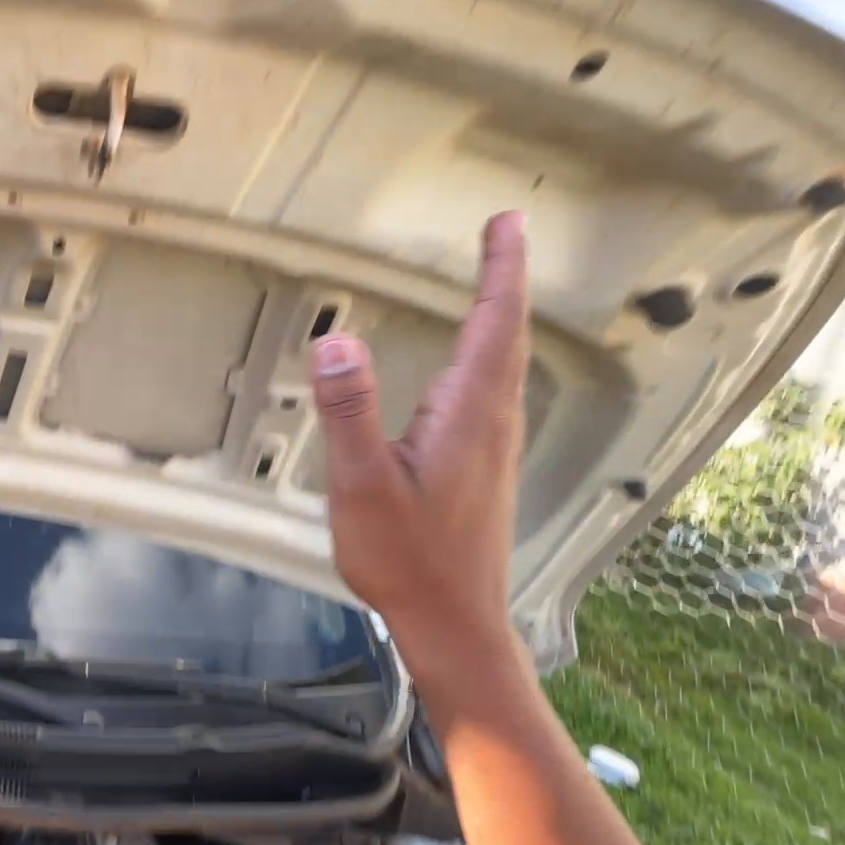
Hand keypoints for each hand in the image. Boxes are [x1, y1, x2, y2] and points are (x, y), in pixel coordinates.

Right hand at [307, 211, 529, 681]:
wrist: (453, 621)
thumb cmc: (405, 556)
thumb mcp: (363, 483)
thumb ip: (350, 411)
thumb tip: (337, 341)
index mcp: (467, 416)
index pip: (494, 326)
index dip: (501, 271)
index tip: (507, 223)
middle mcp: (492, 423)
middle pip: (506, 338)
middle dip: (503, 282)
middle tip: (499, 237)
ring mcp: (493, 447)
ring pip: (503, 366)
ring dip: (498, 318)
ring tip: (488, 285)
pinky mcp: (483, 467)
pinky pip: (490, 392)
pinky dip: (485, 356)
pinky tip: (465, 366)